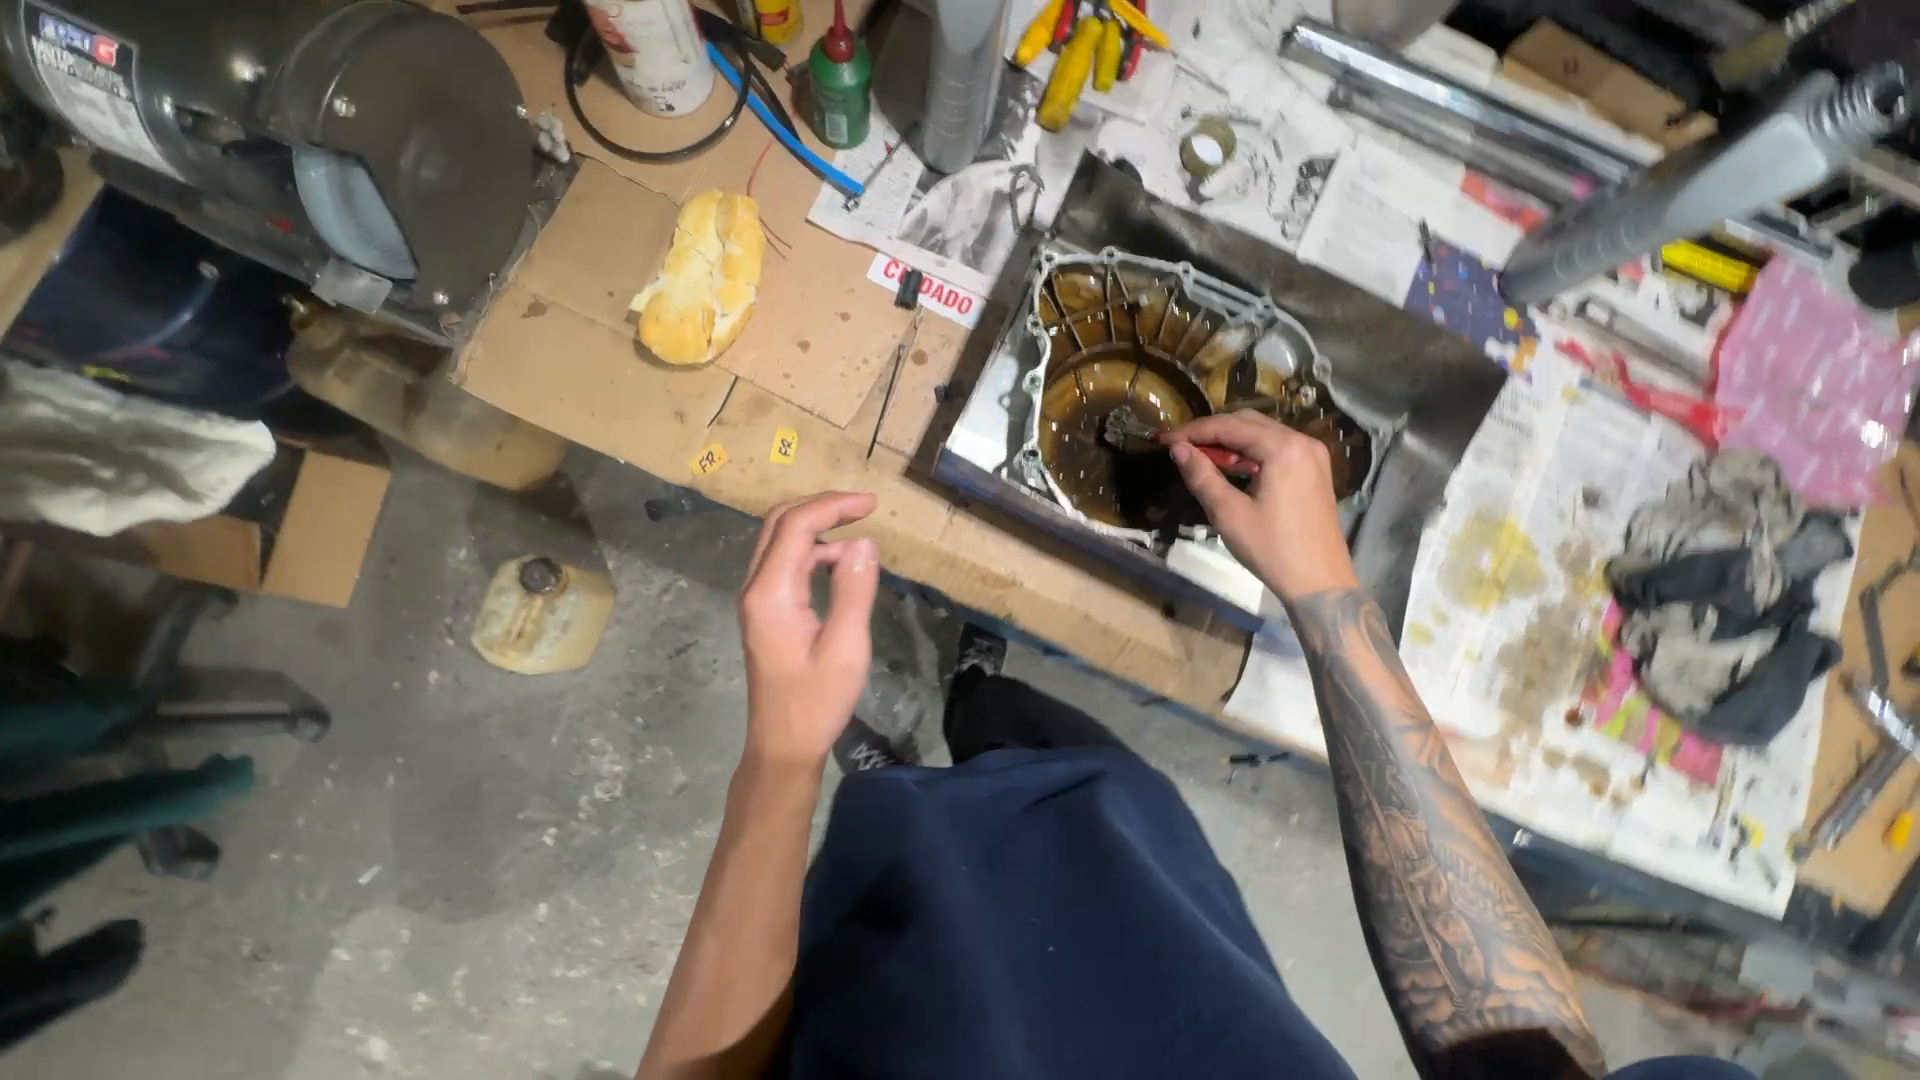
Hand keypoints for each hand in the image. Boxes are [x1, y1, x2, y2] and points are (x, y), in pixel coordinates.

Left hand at [737, 492, 879, 766]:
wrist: (783, 745)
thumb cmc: (816, 702)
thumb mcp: (846, 648)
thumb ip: (854, 591)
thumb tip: (864, 543)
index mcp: (771, 593)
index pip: (796, 526)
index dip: (833, 506)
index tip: (872, 505)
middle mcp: (756, 588)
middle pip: (780, 523)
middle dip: (822, 507)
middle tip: (864, 507)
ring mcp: (758, 600)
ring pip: (780, 542)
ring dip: (818, 528)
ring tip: (860, 535)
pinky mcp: (766, 611)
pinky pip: (786, 565)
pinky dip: (814, 552)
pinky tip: (843, 566)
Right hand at [1165, 411, 1358, 603]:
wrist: (1319, 580)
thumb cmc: (1272, 548)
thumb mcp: (1228, 513)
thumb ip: (1202, 476)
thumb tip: (1178, 449)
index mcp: (1283, 449)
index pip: (1230, 426)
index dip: (1194, 431)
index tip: (1165, 440)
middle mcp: (1302, 442)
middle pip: (1248, 422)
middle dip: (1212, 431)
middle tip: (1181, 448)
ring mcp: (1312, 455)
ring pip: (1263, 433)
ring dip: (1230, 441)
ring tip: (1201, 458)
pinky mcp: (1315, 469)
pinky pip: (1277, 448)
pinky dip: (1251, 451)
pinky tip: (1231, 467)